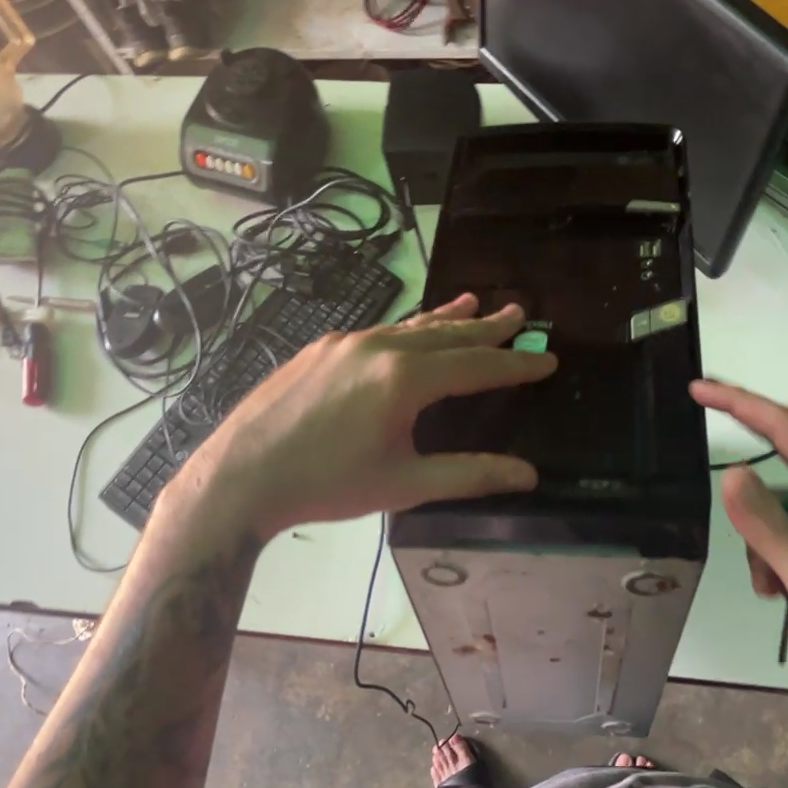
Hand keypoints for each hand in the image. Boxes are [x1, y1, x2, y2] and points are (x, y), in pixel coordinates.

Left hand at [167, 294, 556, 537]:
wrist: (240, 476)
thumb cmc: (327, 485)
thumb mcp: (404, 484)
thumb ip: (469, 475)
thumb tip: (528, 475)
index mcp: (404, 379)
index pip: (477, 366)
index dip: (516, 366)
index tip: (547, 358)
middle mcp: (378, 347)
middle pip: (446, 333)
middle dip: (488, 327)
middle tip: (520, 315)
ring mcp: (344, 342)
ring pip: (409, 326)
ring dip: (446, 319)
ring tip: (475, 303)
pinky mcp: (319, 349)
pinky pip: (378, 331)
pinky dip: (407, 329)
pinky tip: (410, 333)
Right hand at [690, 379, 787, 682]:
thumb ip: (768, 526)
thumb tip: (729, 473)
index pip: (784, 427)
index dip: (739, 404)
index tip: (699, 390)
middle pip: (778, 481)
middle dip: (755, 522)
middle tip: (761, 569)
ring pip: (781, 514)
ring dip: (766, 549)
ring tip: (780, 593)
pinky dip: (780, 558)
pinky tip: (786, 591)